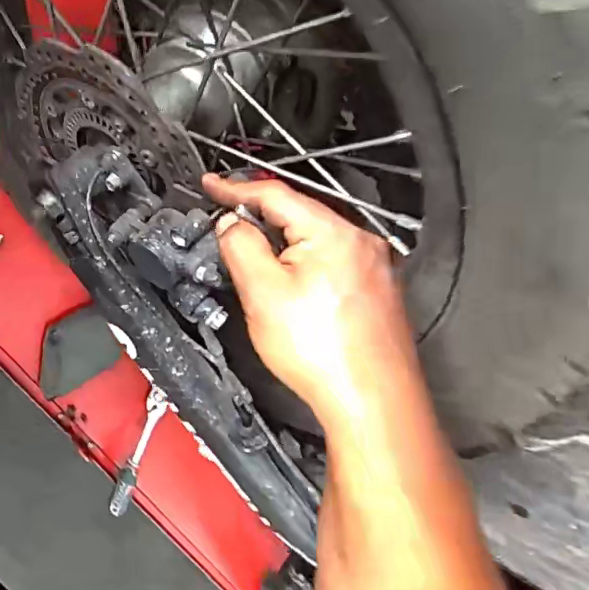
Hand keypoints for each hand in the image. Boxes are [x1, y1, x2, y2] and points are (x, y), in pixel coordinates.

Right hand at [203, 173, 418, 425]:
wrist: (373, 404)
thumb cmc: (327, 355)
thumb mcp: (262, 293)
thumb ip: (240, 245)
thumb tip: (229, 222)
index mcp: (333, 234)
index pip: (274, 193)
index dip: (235, 187)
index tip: (212, 185)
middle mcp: (360, 242)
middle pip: (296, 211)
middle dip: (257, 212)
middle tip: (224, 217)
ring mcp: (373, 265)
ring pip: (313, 235)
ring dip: (279, 237)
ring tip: (252, 252)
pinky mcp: (376, 288)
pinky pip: (330, 256)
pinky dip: (302, 258)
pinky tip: (289, 281)